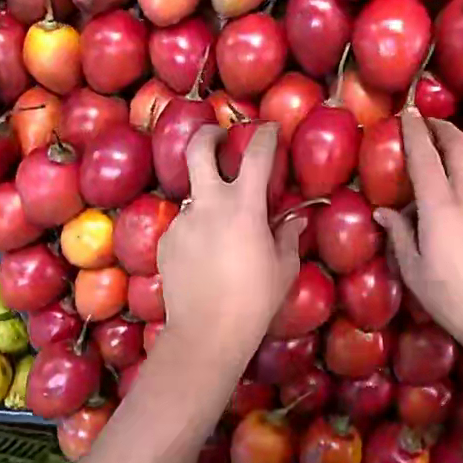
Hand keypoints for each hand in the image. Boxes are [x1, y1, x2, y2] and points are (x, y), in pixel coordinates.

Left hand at [156, 122, 305, 367]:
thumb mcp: (284, 268)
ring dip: (208, 199)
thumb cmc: (255, 300)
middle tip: (218, 136)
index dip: (264, 135)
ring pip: (194, 194)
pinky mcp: (166, 240)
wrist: (206, 333)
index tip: (269, 129)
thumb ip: (288, 235)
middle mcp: (208, 204)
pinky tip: (206, 257)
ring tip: (222, 230)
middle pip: (198, 149)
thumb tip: (295, 219)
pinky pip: (185, 224)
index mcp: (243, 206)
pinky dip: (198, 230)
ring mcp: (182, 221)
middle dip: (209, 134)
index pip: (256, 154)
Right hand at [377, 112, 462, 361]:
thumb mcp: (416, 271)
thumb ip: (400, 235)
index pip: (425, 157)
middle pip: (459, 148)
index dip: (415, 132)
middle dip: (443, 128)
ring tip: (437, 152)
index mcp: (441, 207)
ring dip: (455, 149)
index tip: (407, 113)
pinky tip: (452, 197)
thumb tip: (385, 211)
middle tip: (427, 119)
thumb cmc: (454, 300)